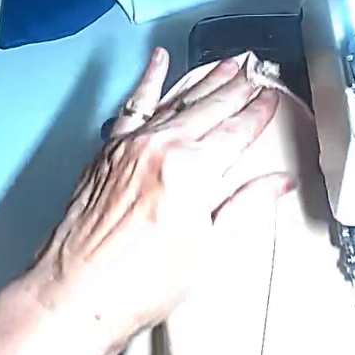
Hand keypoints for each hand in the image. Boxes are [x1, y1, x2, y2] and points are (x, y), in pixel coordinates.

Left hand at [31, 49, 292, 347]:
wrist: (76, 292)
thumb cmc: (139, 283)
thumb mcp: (209, 251)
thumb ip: (244, 205)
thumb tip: (278, 184)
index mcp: (191, 171)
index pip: (235, 133)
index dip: (257, 115)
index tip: (270, 100)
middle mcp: (160, 147)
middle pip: (209, 109)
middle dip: (236, 90)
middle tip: (254, 75)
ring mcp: (131, 143)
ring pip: (177, 101)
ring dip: (204, 82)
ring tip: (225, 65)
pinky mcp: (109, 148)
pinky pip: (134, 105)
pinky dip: (148, 81)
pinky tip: (158, 61)